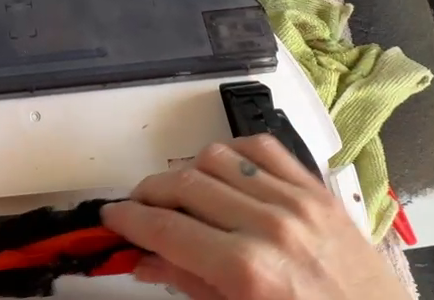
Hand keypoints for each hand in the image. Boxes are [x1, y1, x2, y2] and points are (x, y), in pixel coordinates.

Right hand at [101, 135, 407, 299]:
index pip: (165, 227)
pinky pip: (264, 148)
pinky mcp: (320, 193)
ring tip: (182, 194)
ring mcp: (299, 203)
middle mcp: (271, 227)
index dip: (129, 219)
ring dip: (188, 171)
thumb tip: (146, 258)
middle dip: (150, 194)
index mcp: (249, 271)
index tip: (114, 218)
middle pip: (184, 184)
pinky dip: (235, 153)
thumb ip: (191, 285)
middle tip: (139, 209)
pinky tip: (226, 174)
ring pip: (216, 156)